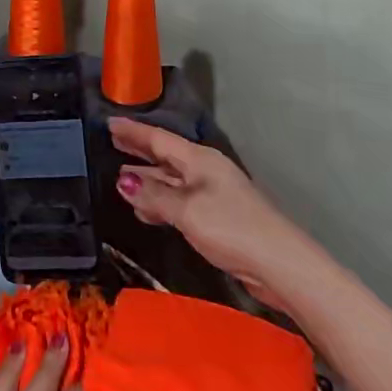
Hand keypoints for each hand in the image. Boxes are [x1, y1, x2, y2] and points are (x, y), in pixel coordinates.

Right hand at [107, 117, 313, 304]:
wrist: (283, 267)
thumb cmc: (231, 227)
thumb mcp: (185, 209)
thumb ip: (152, 194)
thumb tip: (122, 181)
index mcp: (199, 160)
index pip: (158, 139)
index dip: (133, 131)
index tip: (108, 123)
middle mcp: (205, 171)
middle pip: (165, 157)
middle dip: (139, 151)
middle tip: (111, 143)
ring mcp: (213, 195)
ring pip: (171, 181)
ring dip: (147, 181)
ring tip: (120, 180)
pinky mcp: (218, 218)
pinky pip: (179, 201)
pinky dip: (160, 202)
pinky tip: (146, 211)